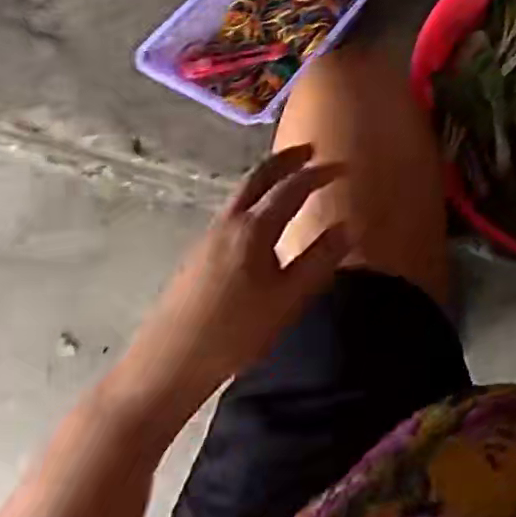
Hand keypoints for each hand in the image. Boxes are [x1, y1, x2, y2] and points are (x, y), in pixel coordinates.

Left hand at [115, 146, 349, 409]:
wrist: (165, 366)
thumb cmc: (236, 332)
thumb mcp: (289, 297)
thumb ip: (321, 258)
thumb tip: (350, 226)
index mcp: (253, 230)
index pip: (291, 189)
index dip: (319, 174)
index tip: (343, 167)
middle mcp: (228, 224)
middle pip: (257, 179)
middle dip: (285, 161)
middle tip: (309, 150)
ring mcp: (208, 239)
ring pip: (241, 193)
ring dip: (268, 177)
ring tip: (291, 175)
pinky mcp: (199, 255)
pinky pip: (233, 210)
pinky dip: (255, 197)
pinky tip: (263, 215)